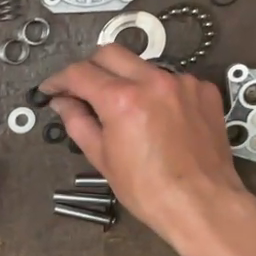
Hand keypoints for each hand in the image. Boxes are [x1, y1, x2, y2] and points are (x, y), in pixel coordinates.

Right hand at [40, 44, 255, 248]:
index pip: (80, 73)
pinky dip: (154, 91)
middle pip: (110, 53)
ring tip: (120, 109)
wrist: (199, 201)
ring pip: (142, 65)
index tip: (52, 89)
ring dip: (124, 79)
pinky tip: (153, 116)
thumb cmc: (147, 188)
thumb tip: (63, 103)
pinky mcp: (204, 90)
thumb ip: (78, 122)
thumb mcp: (100, 157)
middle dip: (89, 68)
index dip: (59, 80)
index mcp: (122, 99)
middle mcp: (154, 82)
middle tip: (80, 90)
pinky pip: (170, 79)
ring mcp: (183, 83)